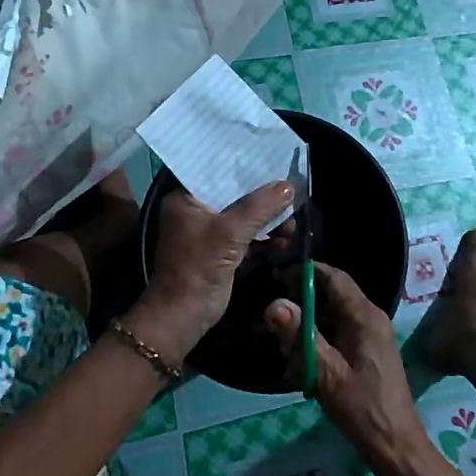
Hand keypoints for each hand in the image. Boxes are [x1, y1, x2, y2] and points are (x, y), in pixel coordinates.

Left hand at [133, 182, 293, 356]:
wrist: (184, 315)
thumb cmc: (198, 265)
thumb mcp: (231, 231)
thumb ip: (260, 206)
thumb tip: (289, 186)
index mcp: (186, 198)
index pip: (219, 171)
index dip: (246, 166)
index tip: (274, 161)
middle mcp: (197, 209)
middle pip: (237, 193)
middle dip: (265, 197)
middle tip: (291, 195)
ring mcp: (210, 230)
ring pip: (246, 215)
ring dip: (270, 219)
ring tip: (292, 225)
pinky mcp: (222, 250)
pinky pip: (248, 234)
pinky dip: (265, 236)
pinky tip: (284, 241)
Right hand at [266, 263, 425, 470]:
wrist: (394, 443)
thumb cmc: (362, 407)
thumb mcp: (326, 372)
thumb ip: (300, 336)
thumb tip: (274, 304)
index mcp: (365, 316)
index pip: (335, 278)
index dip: (308, 272)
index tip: (278, 276)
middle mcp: (371, 318)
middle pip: (333, 296)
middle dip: (304, 303)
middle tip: (274, 316)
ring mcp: (371, 334)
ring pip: (334, 317)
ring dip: (310, 326)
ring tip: (283, 343)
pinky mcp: (368, 351)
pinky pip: (340, 334)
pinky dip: (320, 341)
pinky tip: (301, 361)